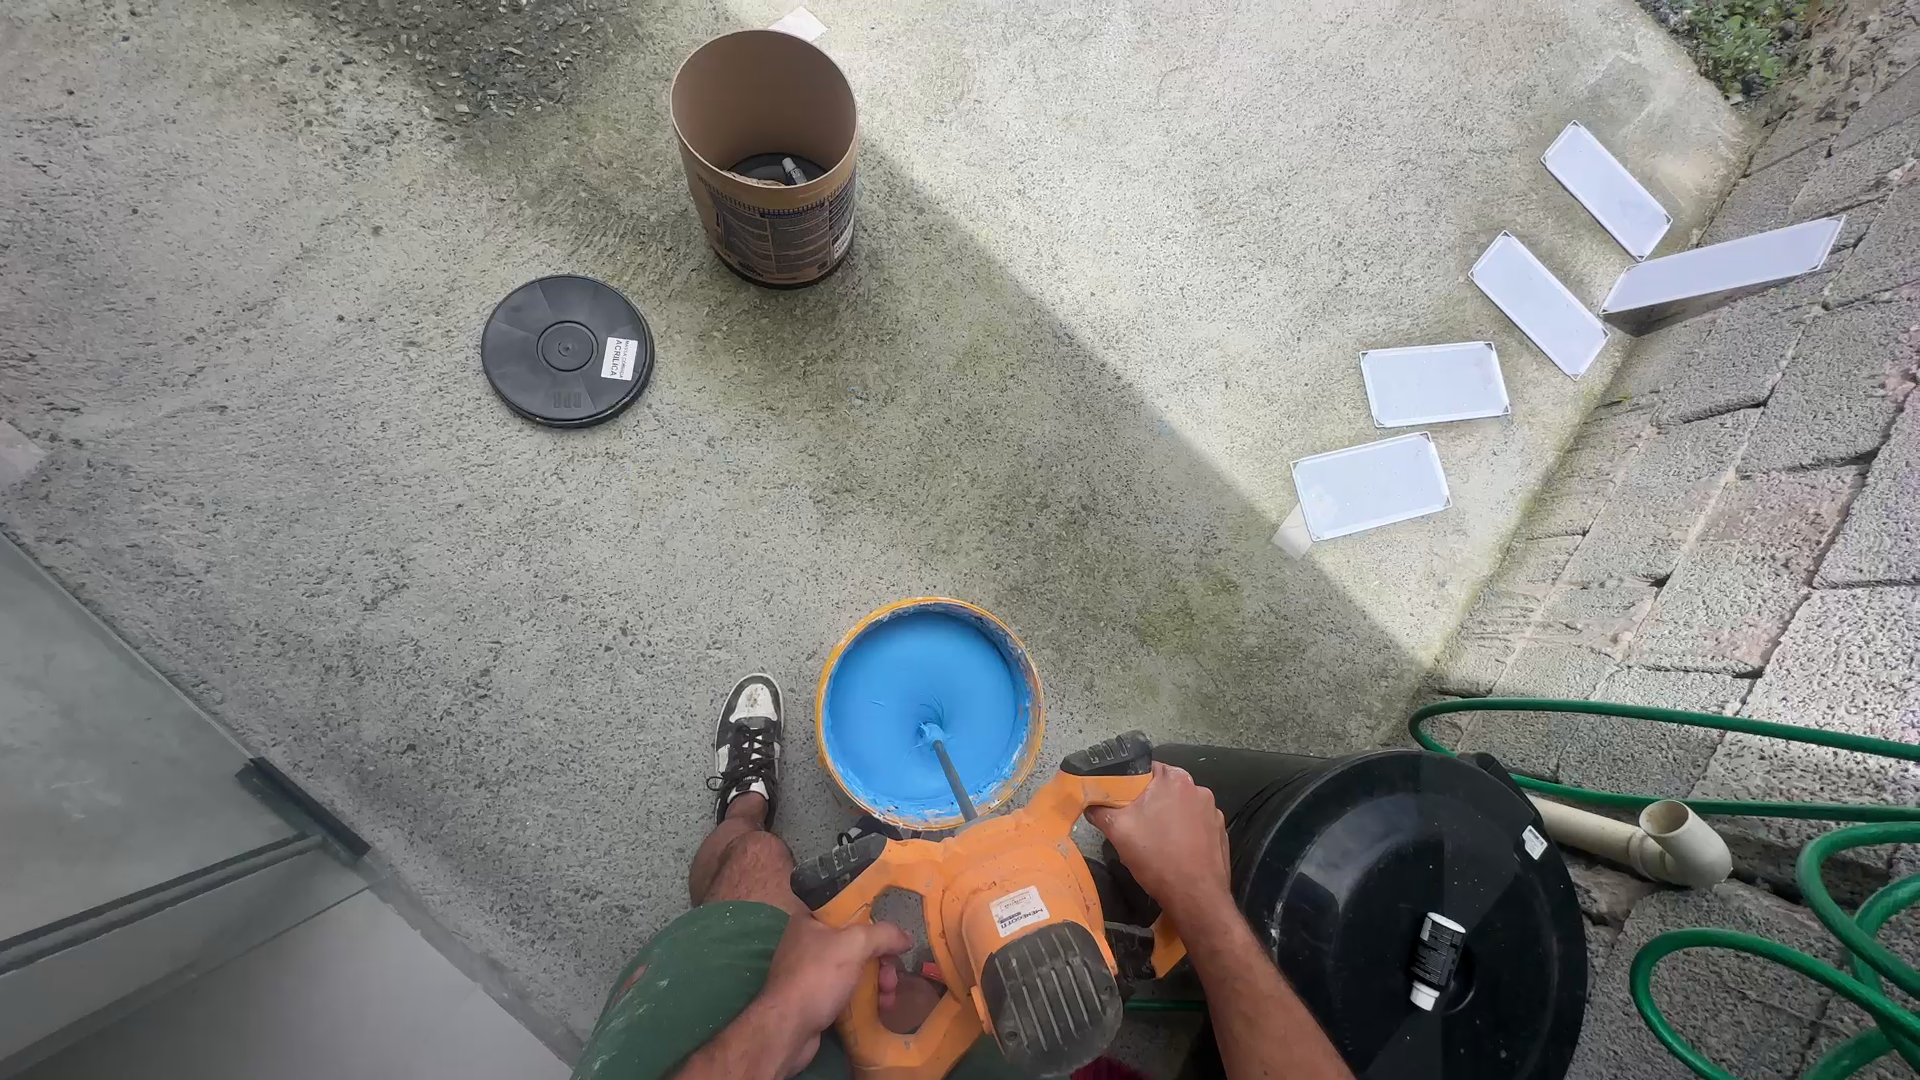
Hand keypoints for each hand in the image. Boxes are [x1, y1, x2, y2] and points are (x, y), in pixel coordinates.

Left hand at [749, 914, 912, 1075]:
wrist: (787, 1030)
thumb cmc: (818, 976)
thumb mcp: (856, 944)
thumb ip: (884, 934)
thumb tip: (906, 937)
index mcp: (811, 918)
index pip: (849, 909)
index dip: (873, 920)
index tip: (892, 936)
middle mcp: (808, 941)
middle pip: (856, 942)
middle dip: (881, 960)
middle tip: (892, 976)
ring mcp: (810, 971)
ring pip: (854, 968)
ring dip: (877, 980)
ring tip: (889, 997)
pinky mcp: (814, 997)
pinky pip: (846, 989)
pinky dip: (864, 996)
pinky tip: (880, 1007)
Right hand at [1085, 762, 1231, 922]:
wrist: (1196, 899)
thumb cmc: (1157, 858)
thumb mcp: (1118, 831)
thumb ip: (1100, 810)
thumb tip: (1089, 804)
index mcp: (1174, 779)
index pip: (1145, 769)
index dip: (1130, 784)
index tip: (1121, 801)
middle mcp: (1198, 789)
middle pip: (1164, 788)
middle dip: (1149, 802)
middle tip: (1134, 823)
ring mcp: (1213, 812)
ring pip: (1180, 807)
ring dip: (1168, 817)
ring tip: (1155, 841)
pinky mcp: (1221, 833)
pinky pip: (1196, 825)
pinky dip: (1185, 833)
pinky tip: (1175, 852)